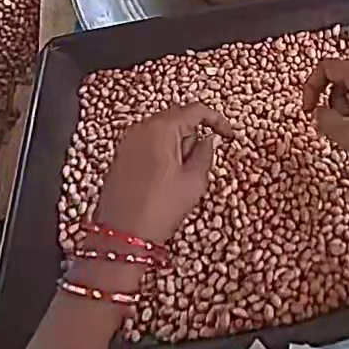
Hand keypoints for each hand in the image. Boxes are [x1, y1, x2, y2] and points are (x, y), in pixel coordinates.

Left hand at [94, 104, 235, 244]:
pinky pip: (149, 145)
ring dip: (178, 147)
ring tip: (180, 178)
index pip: (195, 110)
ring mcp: (128, 142)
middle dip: (194, 135)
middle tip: (200, 163)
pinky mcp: (121, 157)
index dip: (217, 120)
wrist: (121, 237)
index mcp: (161, 128)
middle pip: (177, 118)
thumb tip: (207, 140)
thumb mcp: (194, 181)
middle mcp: (141, 129)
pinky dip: (163, 154)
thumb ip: (205, 153)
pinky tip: (165, 180)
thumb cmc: (159, 209)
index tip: (228, 134)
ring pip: (163, 133)